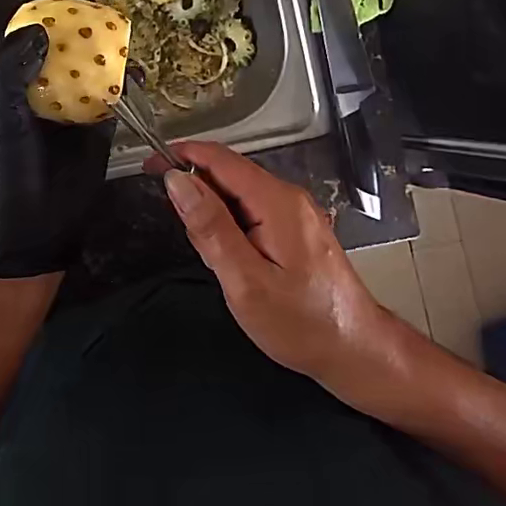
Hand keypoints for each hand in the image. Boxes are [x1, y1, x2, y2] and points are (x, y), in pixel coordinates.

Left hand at [0, 26, 114, 277]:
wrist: (27, 237)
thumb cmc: (3, 177)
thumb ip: (9, 76)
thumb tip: (36, 29)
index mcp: (15, 94)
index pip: (30, 51)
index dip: (46, 27)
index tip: (66, 4)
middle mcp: (44, 102)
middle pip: (67, 62)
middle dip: (83, 40)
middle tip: (104, 15)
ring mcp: (73, 120)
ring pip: (93, 81)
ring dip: (106, 62)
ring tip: (122, 36)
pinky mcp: (99, 138)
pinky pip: (113, 108)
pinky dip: (123, 90)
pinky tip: (134, 73)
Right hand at [146, 141, 393, 385]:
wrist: (356, 350)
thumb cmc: (302, 323)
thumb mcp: (245, 280)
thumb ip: (209, 227)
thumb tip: (177, 182)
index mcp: (277, 202)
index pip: (220, 159)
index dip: (181, 155)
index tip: (149, 165)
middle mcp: (289, 197)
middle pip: (230, 171)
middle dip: (193, 182)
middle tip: (167, 208)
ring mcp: (295, 212)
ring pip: (240, 191)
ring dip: (210, 202)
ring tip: (196, 237)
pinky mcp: (296, 228)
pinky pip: (253, 208)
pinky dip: (228, 217)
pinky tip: (222, 245)